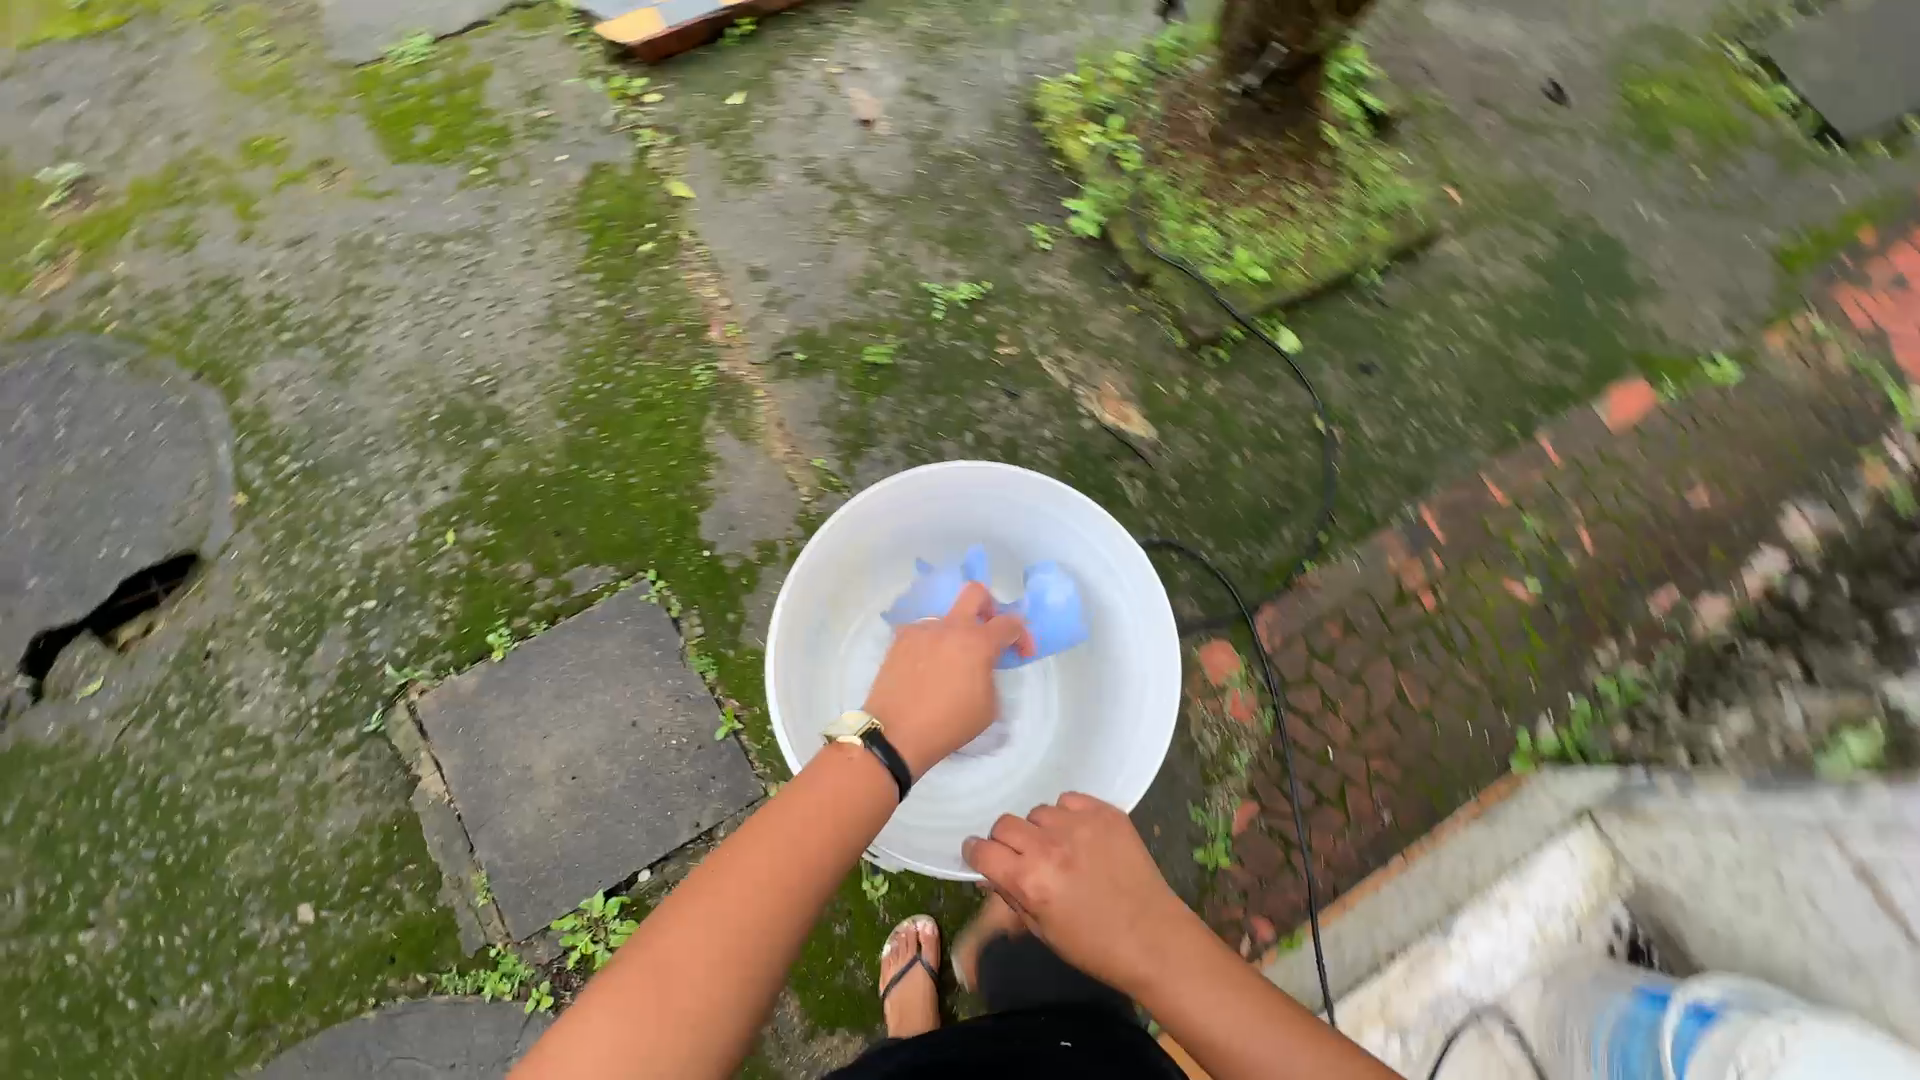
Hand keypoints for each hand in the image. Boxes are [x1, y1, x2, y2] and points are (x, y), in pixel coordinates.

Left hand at [864, 581, 1033, 776]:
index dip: (1022, 635)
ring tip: (951, 662)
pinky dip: (931, 644)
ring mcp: (922, 630)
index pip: (1010, 623)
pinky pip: (923, 632)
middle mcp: (950, 627)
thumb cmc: (949, 724)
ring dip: (956, 633)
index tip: (1022, 653)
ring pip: (946, 617)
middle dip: (990, 605)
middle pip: (976, 592)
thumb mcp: (988, 706)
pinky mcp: (900, 639)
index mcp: (977, 643)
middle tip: (989, 630)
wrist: (897, 733)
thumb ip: (990, 675)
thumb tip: (981, 665)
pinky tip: (926, 667)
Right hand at [962, 792, 1198, 995]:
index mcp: (1029, 880)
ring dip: (1040, 829)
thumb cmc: (1094, 946)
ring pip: (1038, 812)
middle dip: (1005, 841)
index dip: (976, 853)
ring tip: (1059, 849)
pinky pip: (1069, 800)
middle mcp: (1049, 846)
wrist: (1154, 938)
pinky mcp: (1106, 813)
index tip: (980, 855)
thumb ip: (1010, 894)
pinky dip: (1068, 815)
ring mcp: (1079, 825)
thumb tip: (988, 872)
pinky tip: (1080, 836)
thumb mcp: (1041, 929)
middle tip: (1022, 857)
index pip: (982, 850)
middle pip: (1005, 824)